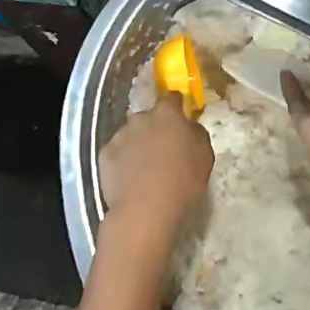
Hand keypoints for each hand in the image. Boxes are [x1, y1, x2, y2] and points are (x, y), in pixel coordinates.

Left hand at [99, 100, 213, 235]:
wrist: (145, 211)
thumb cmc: (183, 182)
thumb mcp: (205, 155)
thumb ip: (197, 133)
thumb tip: (189, 126)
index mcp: (168, 114)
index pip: (172, 97)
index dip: (176, 106)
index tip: (180, 117)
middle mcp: (141, 118)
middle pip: (149, 117)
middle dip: (155, 127)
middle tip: (162, 149)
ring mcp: (120, 135)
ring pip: (131, 134)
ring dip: (137, 143)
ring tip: (143, 167)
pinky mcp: (104, 154)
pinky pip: (116, 152)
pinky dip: (122, 160)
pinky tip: (128, 177)